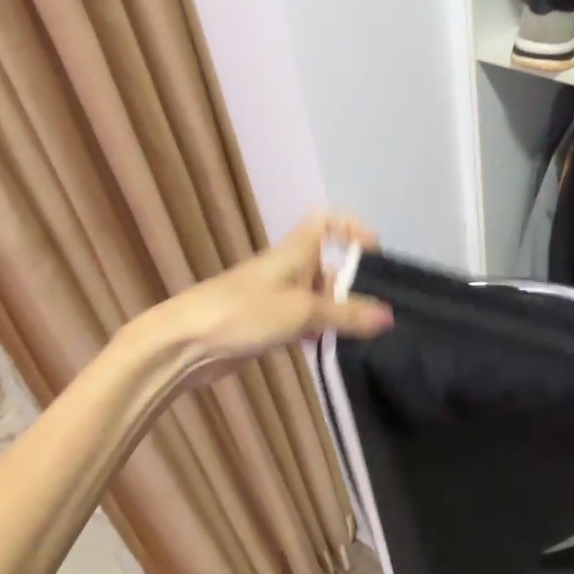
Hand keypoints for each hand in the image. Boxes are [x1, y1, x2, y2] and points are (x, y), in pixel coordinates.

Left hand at [138, 213, 393, 365]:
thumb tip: (389, 317)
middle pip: (330, 269)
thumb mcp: (303, 311)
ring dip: (338, 317)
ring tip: (362, 339)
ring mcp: (277, 298)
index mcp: (294, 252)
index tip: (373, 254)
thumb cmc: (244, 314)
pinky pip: (304, 324)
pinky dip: (319, 333)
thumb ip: (347, 315)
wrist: (184, 344)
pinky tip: (332, 351)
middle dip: (354, 290)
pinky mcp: (267, 325)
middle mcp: (288, 270)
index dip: (351, 229)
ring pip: (320, 301)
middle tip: (376, 317)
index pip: (326, 221)